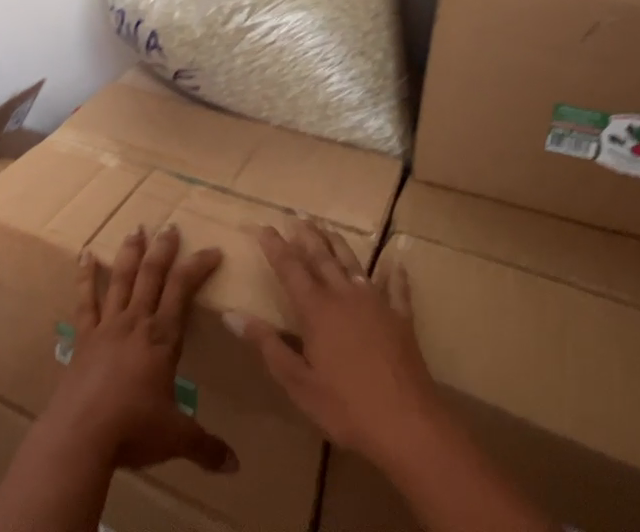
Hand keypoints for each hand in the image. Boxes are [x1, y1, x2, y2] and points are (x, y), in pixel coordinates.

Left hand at [41, 224, 238, 473]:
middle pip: (151, 276)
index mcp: (162, 338)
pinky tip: (84, 256)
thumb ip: (206, 446)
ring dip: (129, 253)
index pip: (184, 290)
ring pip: (119, 279)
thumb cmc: (133, 430)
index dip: (199, 267)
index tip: (213, 250)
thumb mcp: (177, 438)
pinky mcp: (82, 339)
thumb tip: (234, 465)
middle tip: (171, 226)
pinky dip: (85, 277)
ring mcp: (105, 327)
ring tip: (136, 229)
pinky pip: (85, 301)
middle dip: (164, 249)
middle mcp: (135, 323)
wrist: (80, 435)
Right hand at [227, 220, 438, 464]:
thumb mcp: (297, 381)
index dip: (275, 248)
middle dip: (307, 237)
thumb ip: (267, 345)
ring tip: (328, 228)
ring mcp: (377, 305)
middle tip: (297, 216)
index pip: (290, 270)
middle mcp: (344, 297)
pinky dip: (394, 274)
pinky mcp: (402, 320)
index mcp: (316, 311)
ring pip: (354, 265)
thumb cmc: (345, 406)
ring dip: (339, 245)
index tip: (264, 227)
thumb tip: (231, 315)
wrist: (408, 424)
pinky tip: (395, 262)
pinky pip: (397, 289)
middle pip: (322, 259)